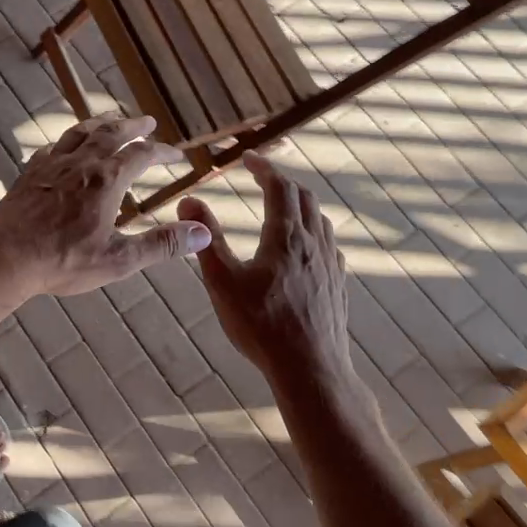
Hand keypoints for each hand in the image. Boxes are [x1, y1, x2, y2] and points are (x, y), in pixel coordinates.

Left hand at [0, 114, 210, 302]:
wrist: (3, 256)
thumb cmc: (62, 261)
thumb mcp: (119, 259)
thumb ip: (161, 244)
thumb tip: (202, 232)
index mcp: (106, 180)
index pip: (142, 154)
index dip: (162, 152)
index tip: (177, 155)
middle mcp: (79, 164)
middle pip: (110, 133)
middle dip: (133, 125)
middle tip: (147, 121)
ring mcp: (50, 166)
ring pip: (79, 133)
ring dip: (99, 124)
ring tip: (110, 121)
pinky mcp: (28, 175)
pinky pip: (52, 148)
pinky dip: (66, 142)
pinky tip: (65, 149)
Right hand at [178, 152, 353, 389]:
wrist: (309, 367)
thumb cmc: (260, 324)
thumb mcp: (221, 280)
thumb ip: (206, 238)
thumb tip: (188, 199)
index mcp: (285, 237)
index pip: (279, 187)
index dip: (264, 168)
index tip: (248, 158)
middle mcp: (313, 243)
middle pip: (304, 198)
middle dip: (282, 182)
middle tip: (262, 178)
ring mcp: (330, 265)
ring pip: (320, 219)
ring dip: (300, 204)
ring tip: (281, 206)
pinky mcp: (337, 285)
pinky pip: (329, 244)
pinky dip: (314, 230)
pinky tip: (304, 246)